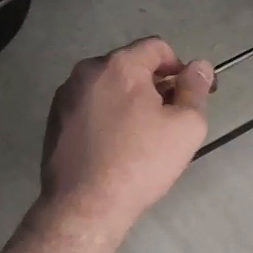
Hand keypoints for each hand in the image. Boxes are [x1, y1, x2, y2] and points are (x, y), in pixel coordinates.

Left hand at [39, 37, 211, 232]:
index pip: (158, 47)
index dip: (181, 67)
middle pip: (131, 66)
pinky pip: (89, 107)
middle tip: (168, 120)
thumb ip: (195, 89)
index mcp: (120, 65)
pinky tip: (115, 147)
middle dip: (154, 85)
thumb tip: (199, 66)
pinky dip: (106, 116)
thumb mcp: (186, 127)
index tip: (190, 95)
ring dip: (129, 101)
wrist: (85, 205)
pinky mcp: (54, 120)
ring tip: (141, 136)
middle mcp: (86, 72)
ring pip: (108, 87)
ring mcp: (65, 96)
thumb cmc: (141, 163)